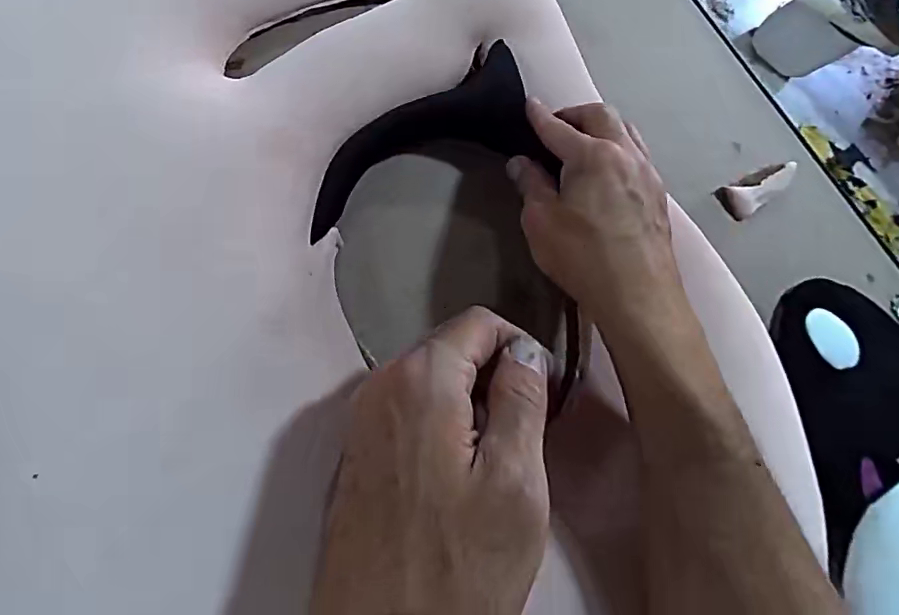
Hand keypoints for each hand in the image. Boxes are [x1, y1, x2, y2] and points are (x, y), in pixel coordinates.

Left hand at [312, 306, 551, 614]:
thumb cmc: (453, 576)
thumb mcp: (514, 484)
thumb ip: (523, 400)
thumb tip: (525, 352)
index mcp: (420, 380)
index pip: (480, 322)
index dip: (520, 346)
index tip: (542, 387)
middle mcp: (380, 386)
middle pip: (452, 347)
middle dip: (493, 373)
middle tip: (524, 427)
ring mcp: (362, 420)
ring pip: (432, 378)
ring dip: (469, 401)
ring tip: (495, 457)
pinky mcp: (356, 454)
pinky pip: (408, 410)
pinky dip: (440, 422)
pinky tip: (458, 474)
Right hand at [506, 99, 689, 347]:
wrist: (641, 297)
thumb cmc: (584, 259)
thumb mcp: (542, 222)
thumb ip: (530, 185)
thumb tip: (521, 162)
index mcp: (593, 156)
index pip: (558, 127)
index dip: (539, 116)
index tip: (529, 105)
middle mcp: (625, 154)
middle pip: (600, 116)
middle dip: (574, 114)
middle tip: (555, 128)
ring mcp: (647, 172)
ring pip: (625, 130)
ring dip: (601, 127)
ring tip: (583, 144)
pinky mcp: (658, 192)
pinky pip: (638, 153)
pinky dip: (619, 147)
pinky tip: (608, 169)